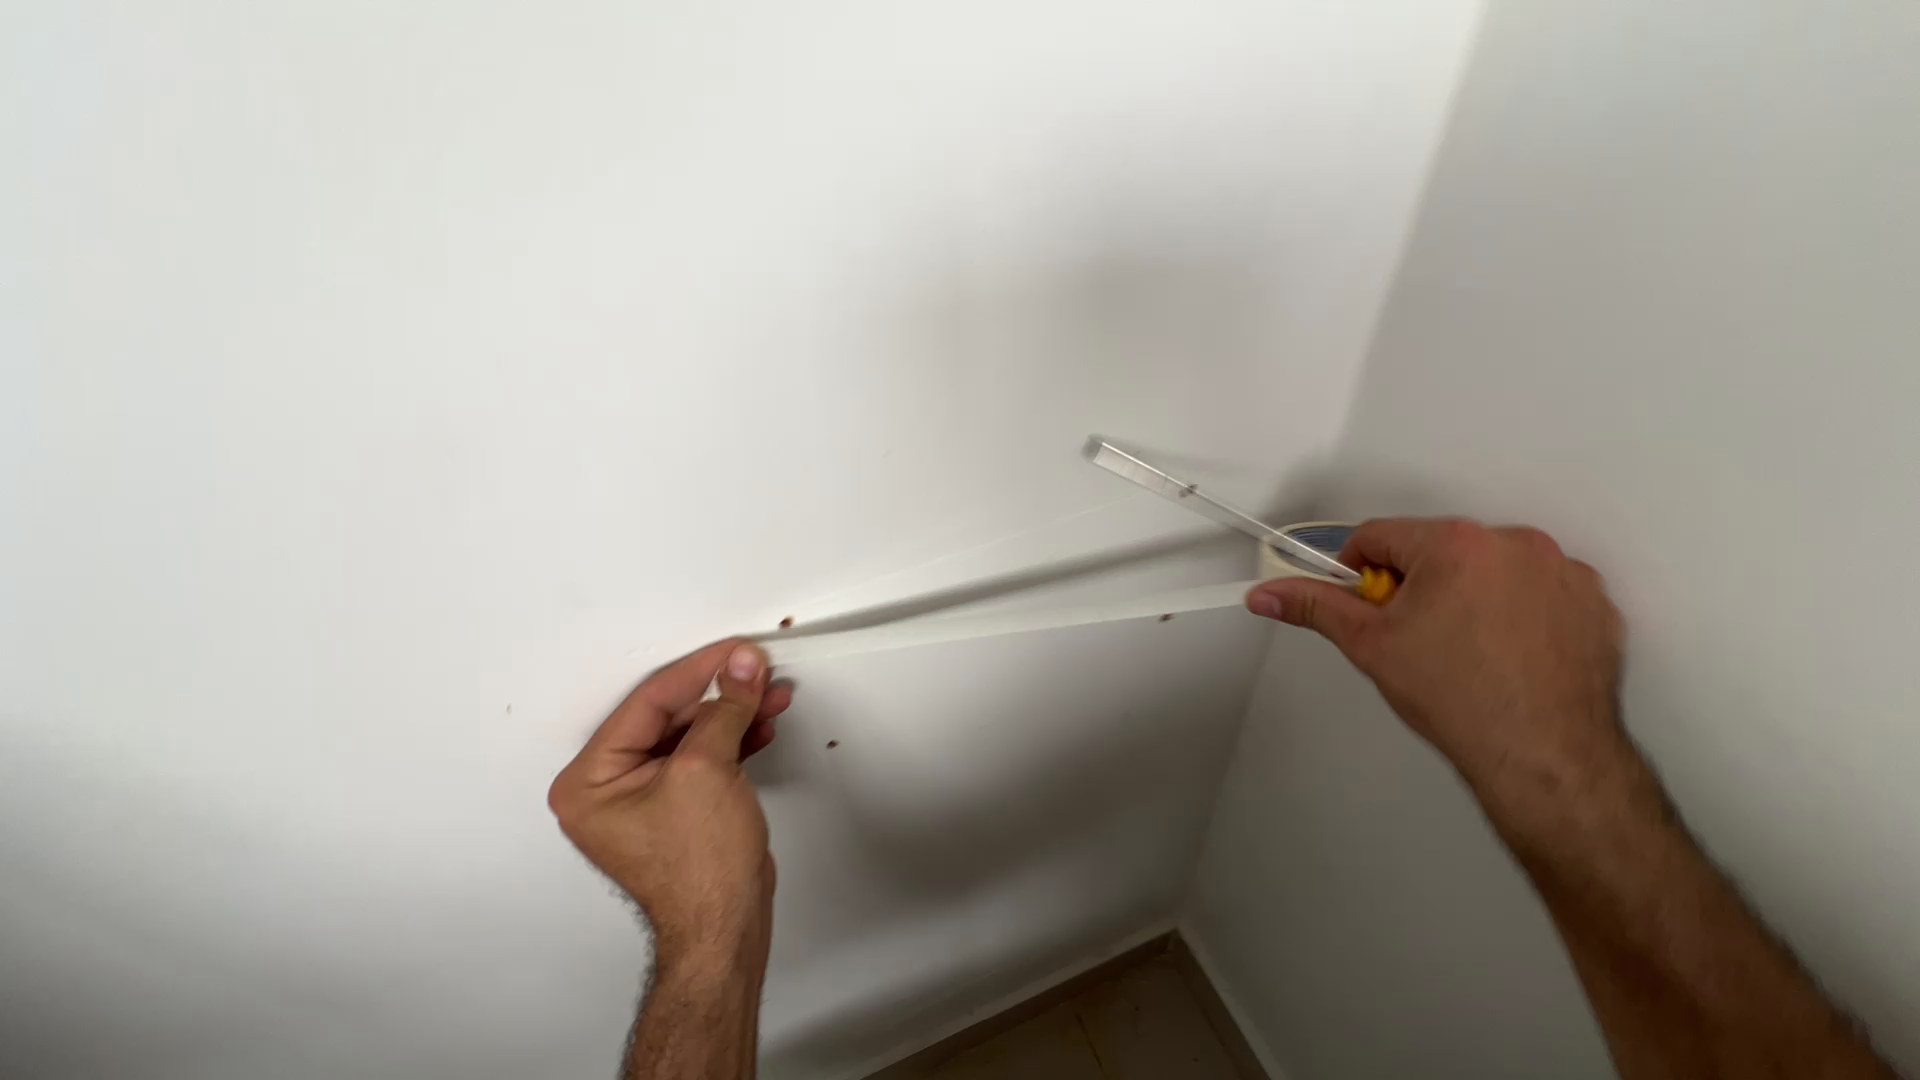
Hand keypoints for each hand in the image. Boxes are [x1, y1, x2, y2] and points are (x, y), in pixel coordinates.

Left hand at [548, 639, 792, 969]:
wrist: (726, 927)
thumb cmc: (698, 871)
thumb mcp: (707, 770)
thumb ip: (725, 708)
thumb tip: (740, 666)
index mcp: (590, 780)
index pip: (648, 703)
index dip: (698, 670)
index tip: (735, 651)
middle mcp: (610, 786)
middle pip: (671, 715)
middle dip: (721, 692)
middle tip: (756, 670)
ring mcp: (646, 796)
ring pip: (693, 732)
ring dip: (735, 712)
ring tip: (770, 695)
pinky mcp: (679, 804)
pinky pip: (705, 754)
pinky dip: (735, 737)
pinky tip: (761, 722)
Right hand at [1247, 518, 1628, 811]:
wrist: (1543, 754)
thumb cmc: (1465, 701)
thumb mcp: (1368, 644)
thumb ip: (1313, 607)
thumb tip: (1271, 594)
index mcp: (1454, 545)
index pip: (1378, 536)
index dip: (1356, 571)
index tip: (1364, 602)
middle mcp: (1514, 545)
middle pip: (1433, 549)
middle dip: (1413, 585)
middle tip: (1412, 634)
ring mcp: (1560, 572)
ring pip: (1483, 567)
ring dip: (1464, 593)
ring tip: (1460, 648)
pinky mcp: (1592, 601)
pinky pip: (1534, 588)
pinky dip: (1513, 610)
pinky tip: (1500, 651)